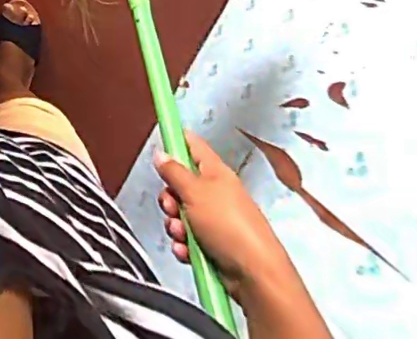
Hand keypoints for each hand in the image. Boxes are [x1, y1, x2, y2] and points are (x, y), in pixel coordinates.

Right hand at [156, 131, 296, 295]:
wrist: (257, 277)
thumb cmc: (228, 226)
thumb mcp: (194, 192)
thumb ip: (173, 171)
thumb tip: (161, 153)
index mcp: (215, 172)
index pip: (192, 144)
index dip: (175, 140)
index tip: (160, 142)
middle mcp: (216, 193)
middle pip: (181, 183)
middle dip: (169, 195)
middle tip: (170, 206)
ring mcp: (216, 220)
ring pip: (181, 212)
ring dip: (174, 223)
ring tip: (181, 234)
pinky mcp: (215, 245)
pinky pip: (189, 237)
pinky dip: (184, 243)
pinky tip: (186, 251)